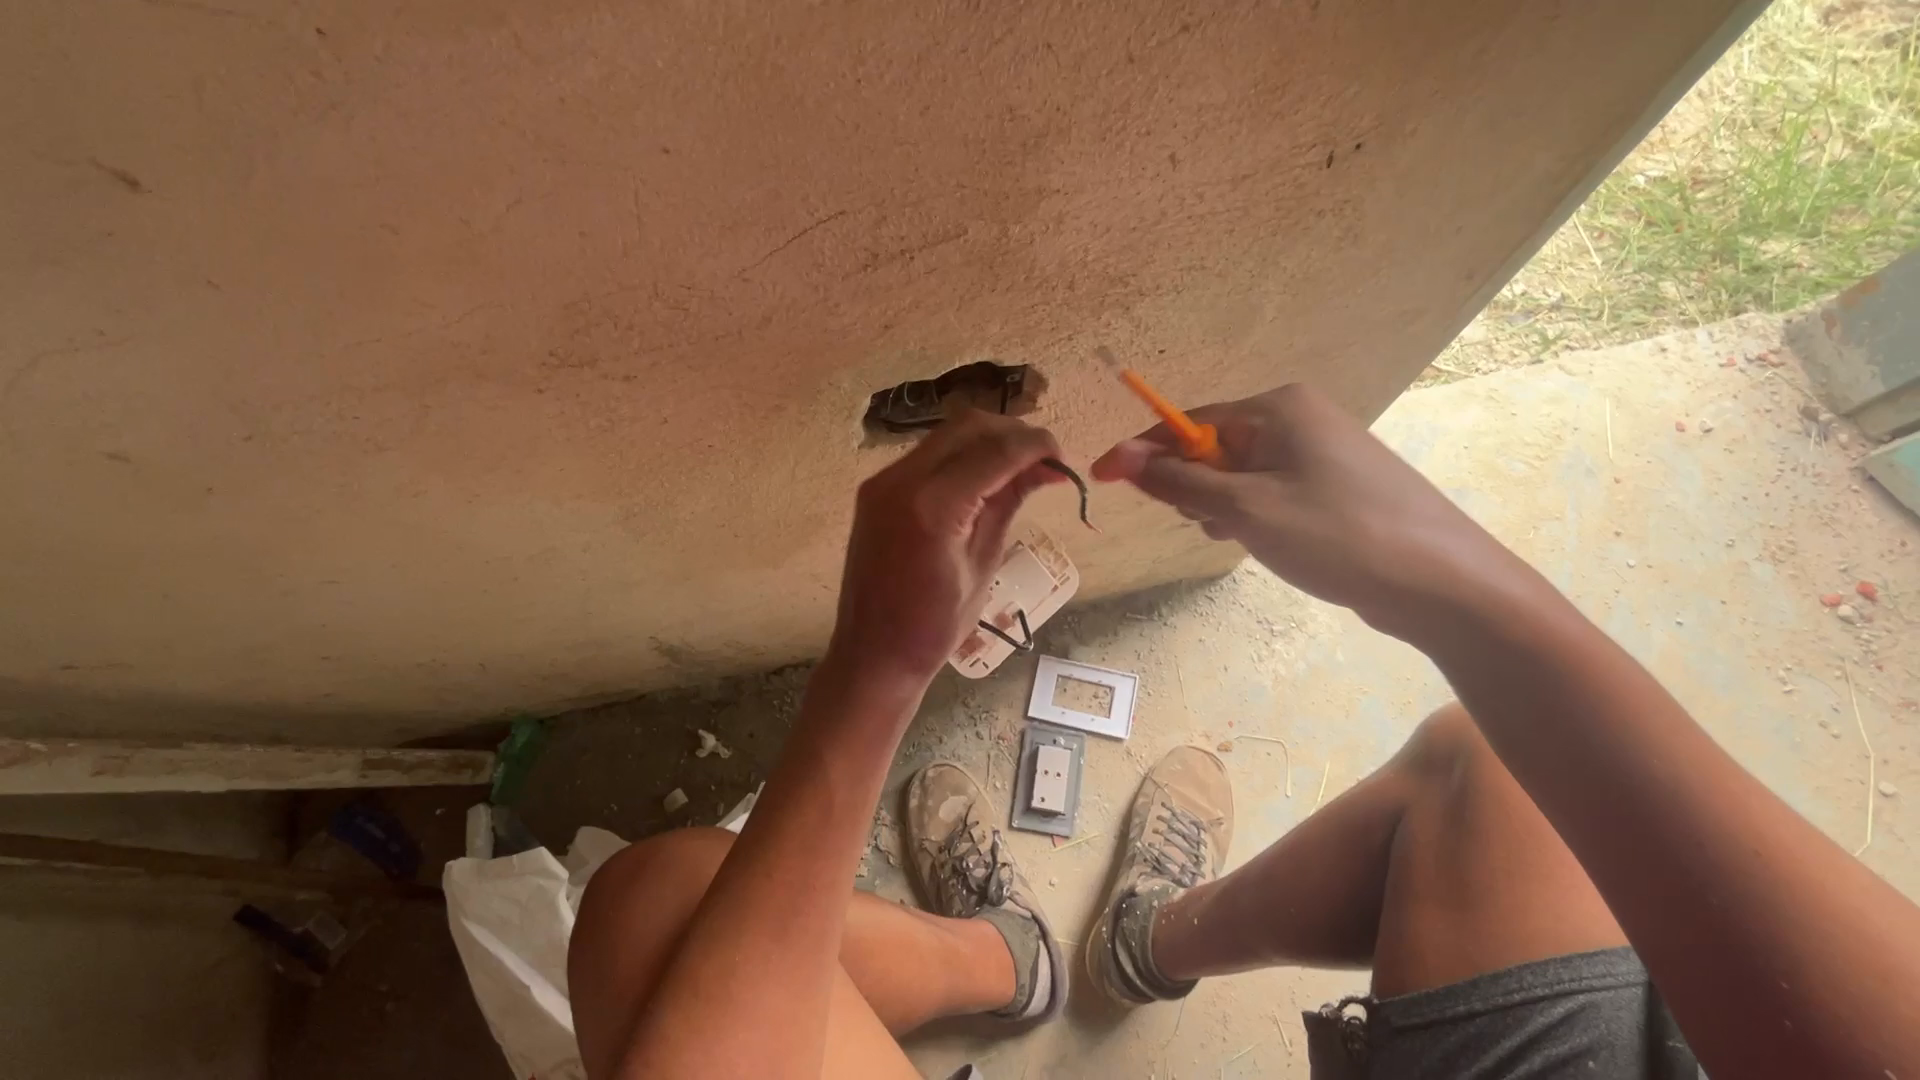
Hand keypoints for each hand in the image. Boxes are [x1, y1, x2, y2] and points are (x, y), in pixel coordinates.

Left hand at [828, 409, 1064, 687]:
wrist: (873, 653)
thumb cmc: (934, 627)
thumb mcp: (983, 564)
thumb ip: (1008, 505)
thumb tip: (1045, 470)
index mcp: (933, 506)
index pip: (996, 451)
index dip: (1036, 446)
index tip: (1062, 458)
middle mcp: (902, 480)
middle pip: (968, 426)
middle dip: (1011, 434)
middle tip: (1043, 460)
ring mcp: (882, 482)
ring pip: (945, 435)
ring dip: (986, 441)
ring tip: (1018, 468)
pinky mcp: (875, 490)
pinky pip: (926, 455)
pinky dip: (959, 456)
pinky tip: (983, 479)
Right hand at [1092, 384, 1526, 641]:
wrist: (1443, 583)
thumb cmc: (1337, 535)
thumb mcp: (1245, 509)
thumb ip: (1178, 482)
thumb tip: (1120, 458)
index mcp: (1278, 408)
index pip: (1189, 422)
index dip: (1142, 452)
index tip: (1101, 478)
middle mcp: (1299, 418)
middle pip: (1214, 446)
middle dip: (1193, 486)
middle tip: (1206, 526)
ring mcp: (1322, 452)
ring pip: (1241, 475)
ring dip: (1223, 506)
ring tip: (1241, 539)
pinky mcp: (1336, 486)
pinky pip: (1271, 492)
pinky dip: (1253, 515)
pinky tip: (1264, 543)